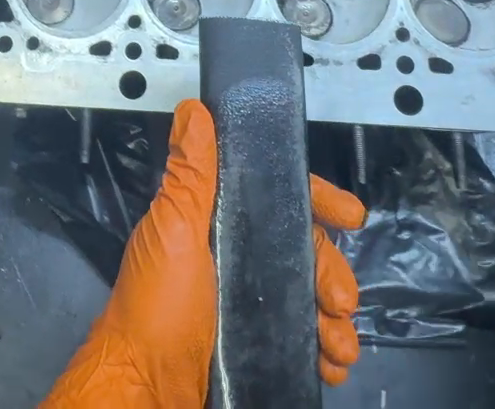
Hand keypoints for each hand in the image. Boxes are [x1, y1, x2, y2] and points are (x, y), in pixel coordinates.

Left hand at [42, 99, 365, 408]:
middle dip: (330, 270)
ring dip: (334, 317)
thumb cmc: (154, 310)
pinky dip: (323, 348)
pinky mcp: (253, 339)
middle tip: (340, 298)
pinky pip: (302, 337)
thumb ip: (189, 174)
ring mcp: (243, 299)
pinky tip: (329, 361)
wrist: (147, 389)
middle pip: (300, 248)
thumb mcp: (173, 229)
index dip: (311, 199)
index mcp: (213, 221)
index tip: (347, 212)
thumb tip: (194, 112)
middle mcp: (230, 255)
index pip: (271, 195)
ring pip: (307, 294)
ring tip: (338, 341)